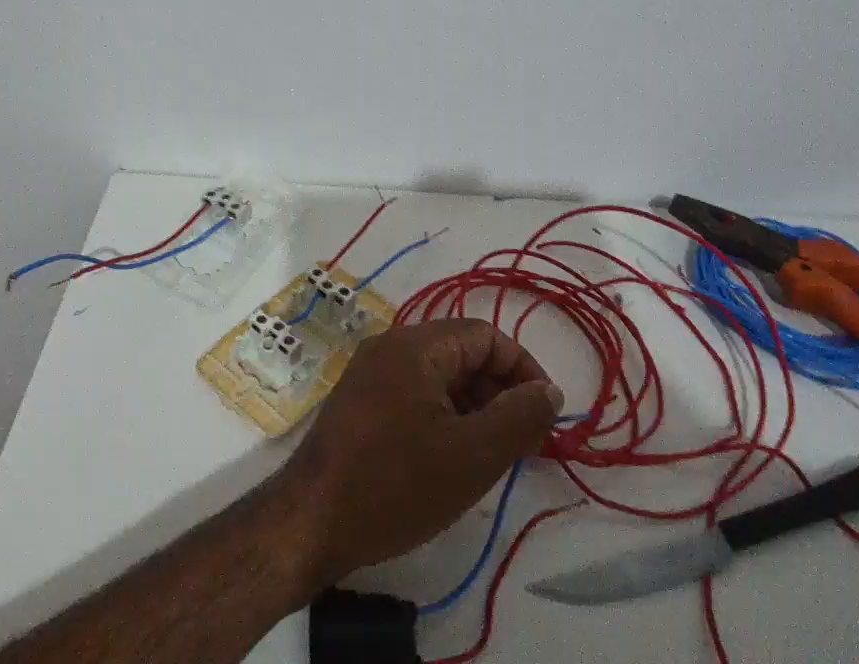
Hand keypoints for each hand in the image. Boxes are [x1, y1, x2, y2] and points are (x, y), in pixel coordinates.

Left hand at [279, 319, 563, 584]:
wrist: (309, 523)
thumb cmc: (395, 484)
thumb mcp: (472, 454)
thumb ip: (519, 417)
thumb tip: (549, 390)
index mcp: (414, 346)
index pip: (485, 336)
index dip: (524, 370)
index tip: (546, 416)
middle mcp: (387, 349)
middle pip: (461, 355)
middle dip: (500, 394)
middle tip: (526, 445)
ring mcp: (368, 377)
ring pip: (438, 380)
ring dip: (474, 410)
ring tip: (494, 459)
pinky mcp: (358, 407)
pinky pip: (413, 398)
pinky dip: (444, 421)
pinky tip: (453, 462)